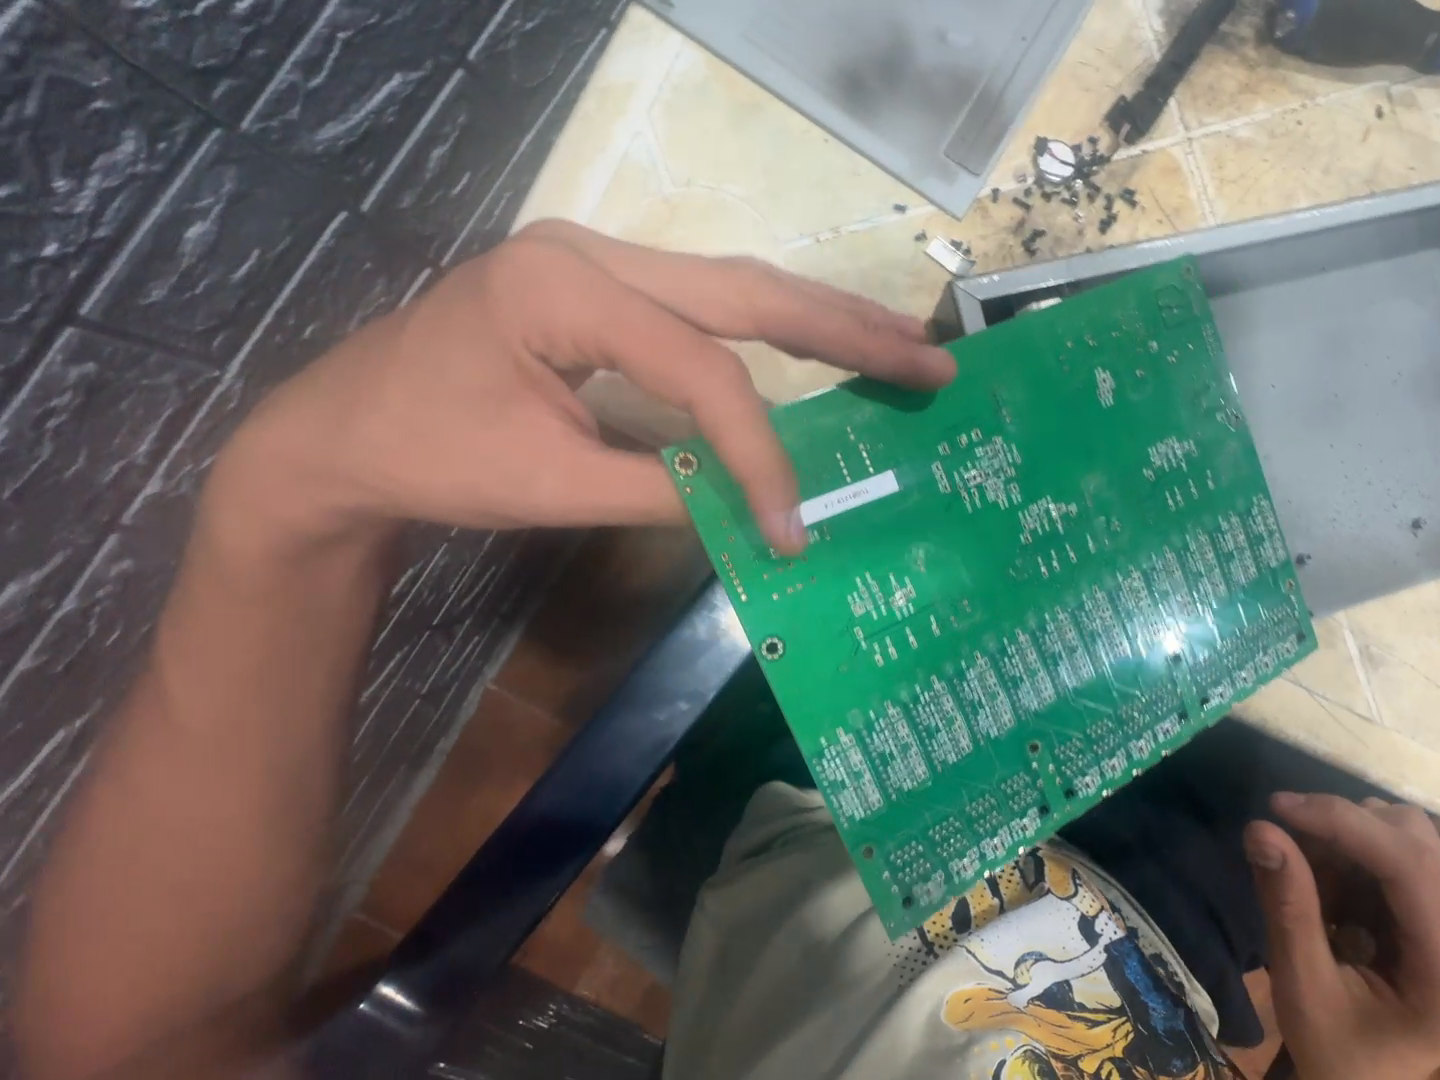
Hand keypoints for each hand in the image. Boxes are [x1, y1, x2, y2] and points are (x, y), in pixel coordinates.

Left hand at [214, 220, 953, 551]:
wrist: (340, 433)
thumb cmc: (427, 458)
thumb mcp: (547, 484)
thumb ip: (663, 490)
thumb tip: (759, 511)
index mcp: (562, 289)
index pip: (700, 369)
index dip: (759, 450)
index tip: (792, 526)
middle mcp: (594, 253)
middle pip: (748, 291)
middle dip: (848, 334)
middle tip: (930, 362)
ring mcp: (605, 262)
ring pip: (743, 287)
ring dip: (831, 321)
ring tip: (906, 348)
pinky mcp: (615, 289)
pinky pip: (718, 306)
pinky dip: (785, 331)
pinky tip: (835, 341)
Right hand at [1244, 794, 1439, 1079]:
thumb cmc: (1335, 1054)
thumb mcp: (1302, 988)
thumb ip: (1287, 906)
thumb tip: (1260, 828)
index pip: (1412, 867)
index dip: (1346, 823)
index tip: (1280, 806)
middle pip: (1416, 842)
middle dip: (1342, 826)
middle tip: (1284, 840)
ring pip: (1409, 838)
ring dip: (1347, 839)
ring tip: (1307, 877)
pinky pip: (1402, 854)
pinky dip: (1354, 854)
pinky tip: (1328, 889)